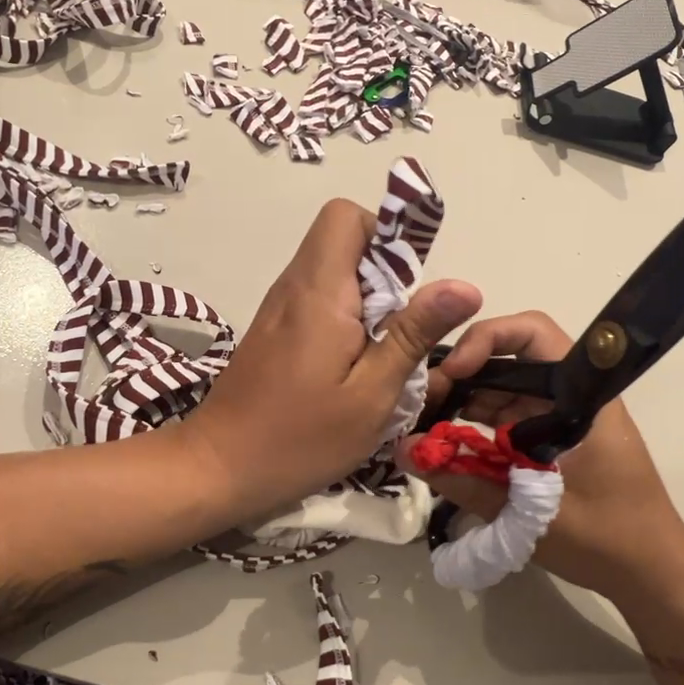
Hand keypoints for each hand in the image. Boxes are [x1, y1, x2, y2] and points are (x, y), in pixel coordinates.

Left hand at [180, 199, 481, 515]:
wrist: (219, 467)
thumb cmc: (301, 438)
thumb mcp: (372, 393)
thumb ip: (413, 334)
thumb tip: (464, 285)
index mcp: (318, 291)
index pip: (345, 216)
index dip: (386, 236)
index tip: (407, 290)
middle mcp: (293, 288)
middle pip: (343, 242)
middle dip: (385, 275)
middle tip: (398, 333)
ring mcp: (278, 310)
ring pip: (332, 275)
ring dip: (367, 303)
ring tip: (379, 357)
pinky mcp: (272, 333)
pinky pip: (317, 303)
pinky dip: (343, 322)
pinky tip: (349, 371)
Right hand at [392, 312, 683, 603]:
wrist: (652, 577)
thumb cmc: (608, 541)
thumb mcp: (530, 515)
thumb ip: (465, 482)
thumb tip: (403, 450)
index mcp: (581, 399)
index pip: (533, 334)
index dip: (487, 338)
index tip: (452, 371)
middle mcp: (568, 397)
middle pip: (506, 358)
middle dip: (458, 372)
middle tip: (418, 402)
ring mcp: (556, 417)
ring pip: (498, 388)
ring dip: (459, 399)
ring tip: (418, 422)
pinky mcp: (545, 439)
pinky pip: (501, 417)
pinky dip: (470, 424)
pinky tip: (440, 442)